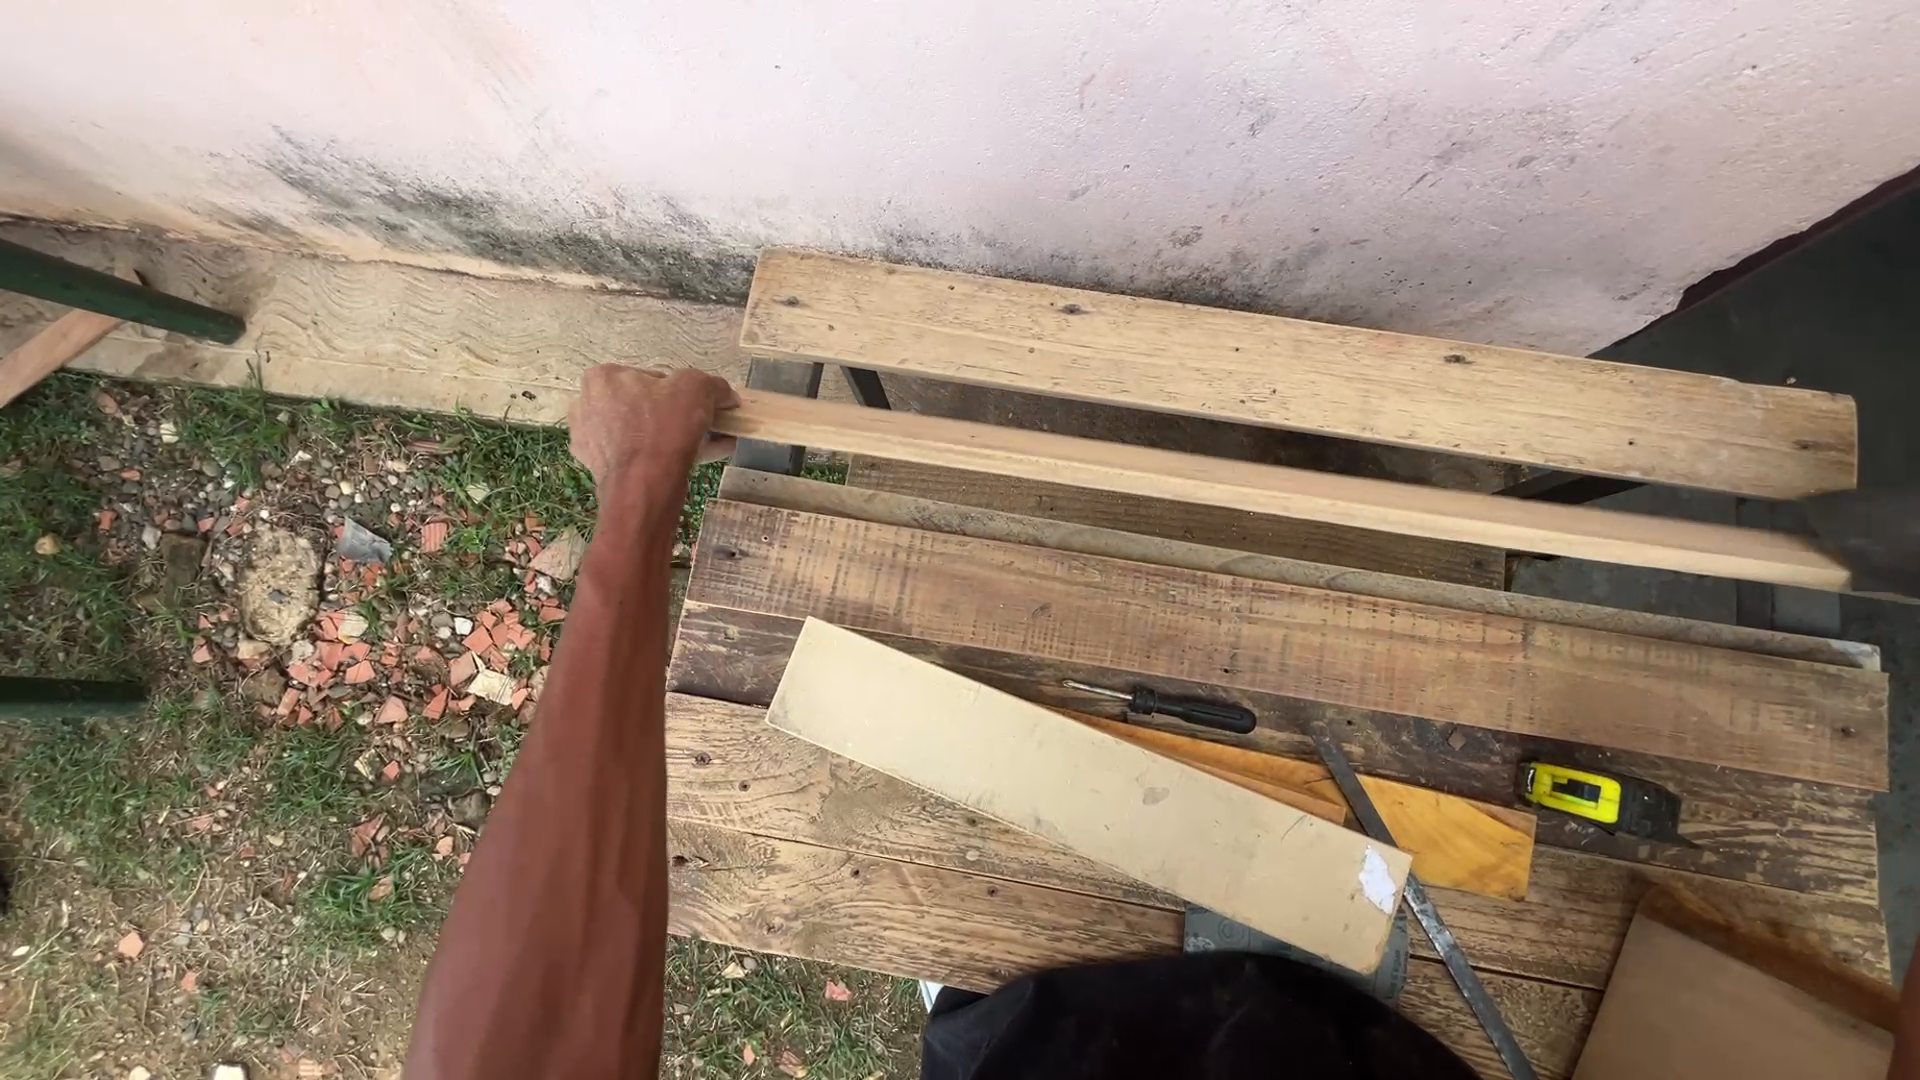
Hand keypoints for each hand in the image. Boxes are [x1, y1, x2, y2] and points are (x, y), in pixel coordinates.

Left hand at [568, 365, 739, 487]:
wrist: (644, 485)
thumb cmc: (664, 429)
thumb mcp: (699, 390)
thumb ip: (714, 386)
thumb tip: (726, 395)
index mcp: (604, 377)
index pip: (653, 379)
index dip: (682, 394)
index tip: (700, 409)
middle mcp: (588, 403)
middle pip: (645, 406)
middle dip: (676, 417)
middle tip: (703, 428)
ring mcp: (589, 437)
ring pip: (641, 432)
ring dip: (672, 437)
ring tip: (704, 447)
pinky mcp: (596, 465)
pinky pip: (634, 454)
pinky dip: (658, 455)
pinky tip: (686, 461)